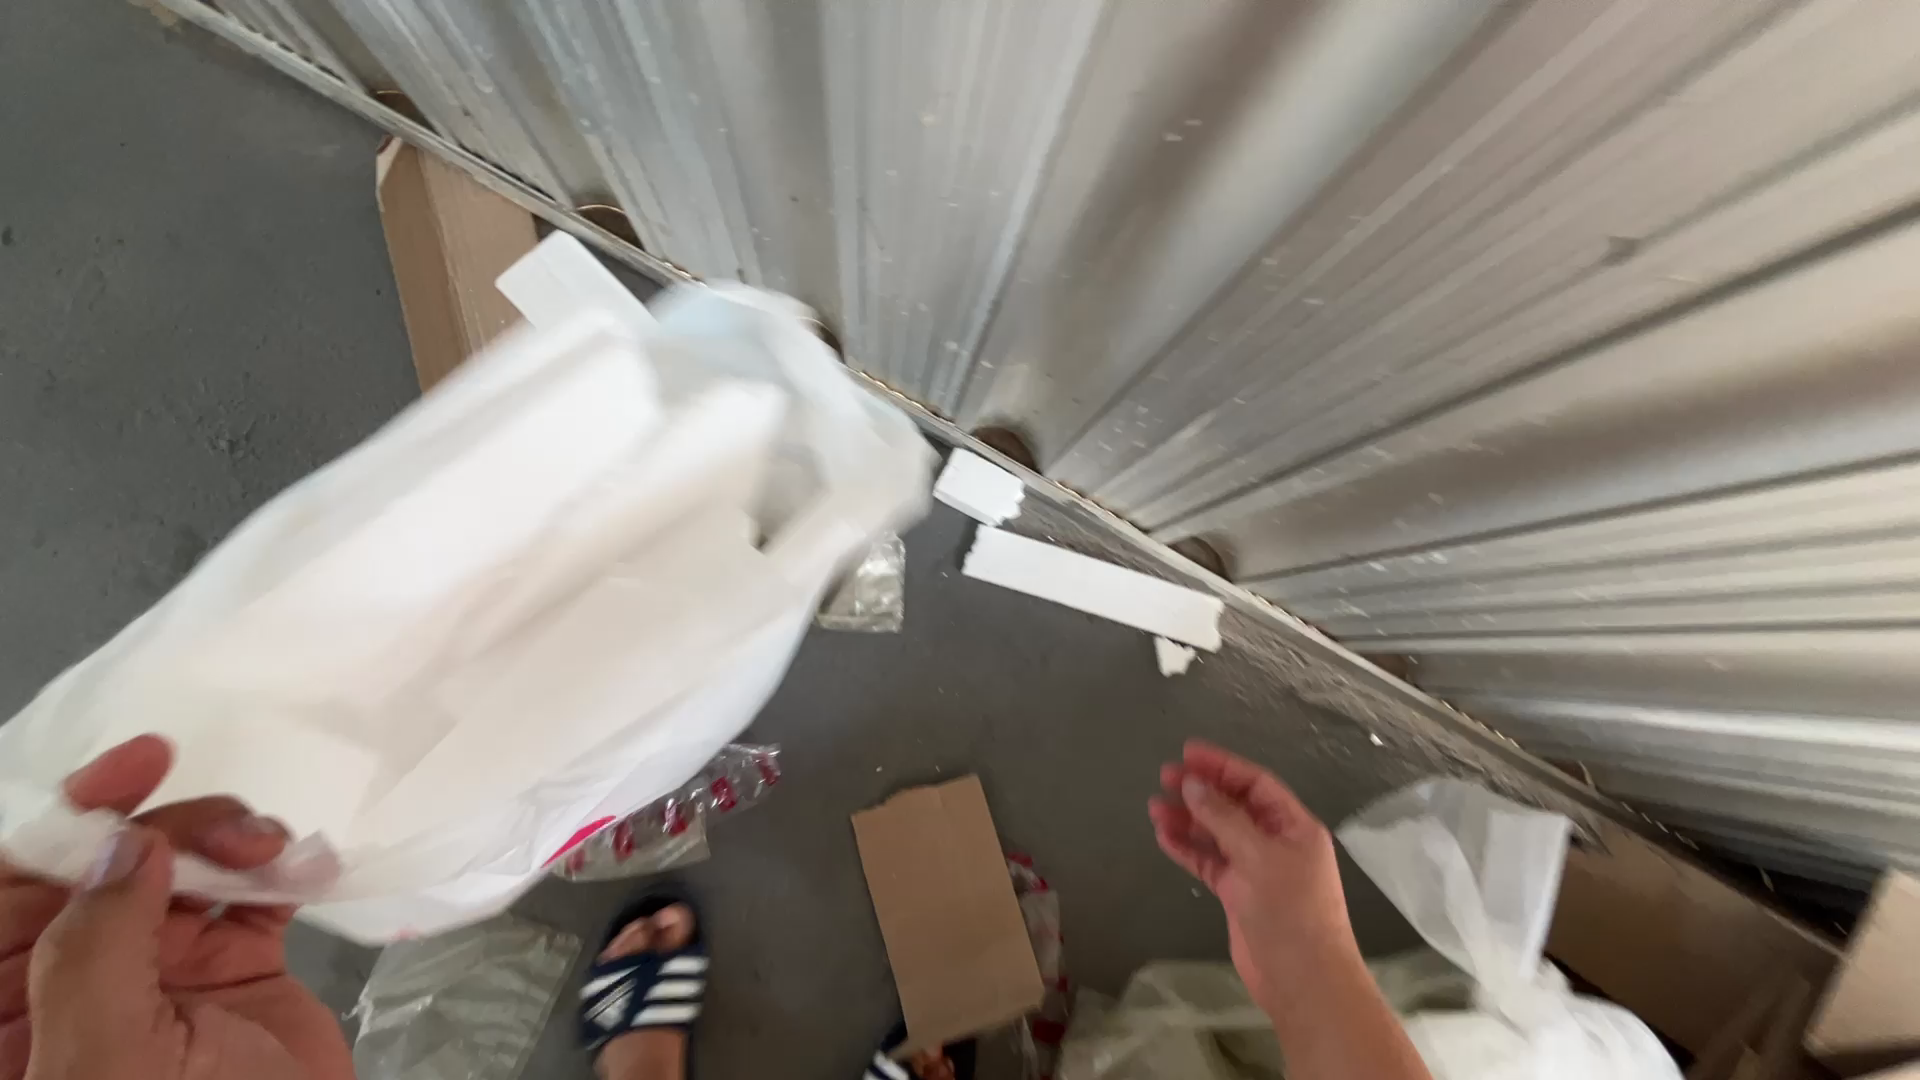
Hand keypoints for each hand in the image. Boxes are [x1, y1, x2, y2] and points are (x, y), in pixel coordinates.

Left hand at [0, 736, 352, 1079]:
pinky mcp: (238, 958)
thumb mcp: (103, 1061)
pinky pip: (255, 890)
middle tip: (238, 833)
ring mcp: (162, 964)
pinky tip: (312, 870)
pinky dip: (287, 868)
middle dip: (173, 829)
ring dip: (238, 843)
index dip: (63, 820)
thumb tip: (120, 847)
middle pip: (110, 863)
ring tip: (278, 854)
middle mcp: (76, 974)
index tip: (141, 764)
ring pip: (187, 865)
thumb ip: (92, 955)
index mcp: (9, 1004)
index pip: (11, 888)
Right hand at [1147, 739, 1360, 1018]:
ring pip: (1216, 833)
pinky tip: (1164, 837)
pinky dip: (1187, 849)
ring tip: (1155, 807)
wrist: (1304, 983)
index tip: (1187, 752)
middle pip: (1232, 805)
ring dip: (1187, 819)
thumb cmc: (1290, 911)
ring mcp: (1255, 868)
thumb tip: (1192, 783)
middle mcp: (1274, 842)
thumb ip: (1223, 817)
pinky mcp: (1237, 893)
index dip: (1222, 765)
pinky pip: (1208, 861)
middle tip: (1164, 776)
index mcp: (1293, 826)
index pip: (1254, 783)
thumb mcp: (1258, 856)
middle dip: (1200, 789)